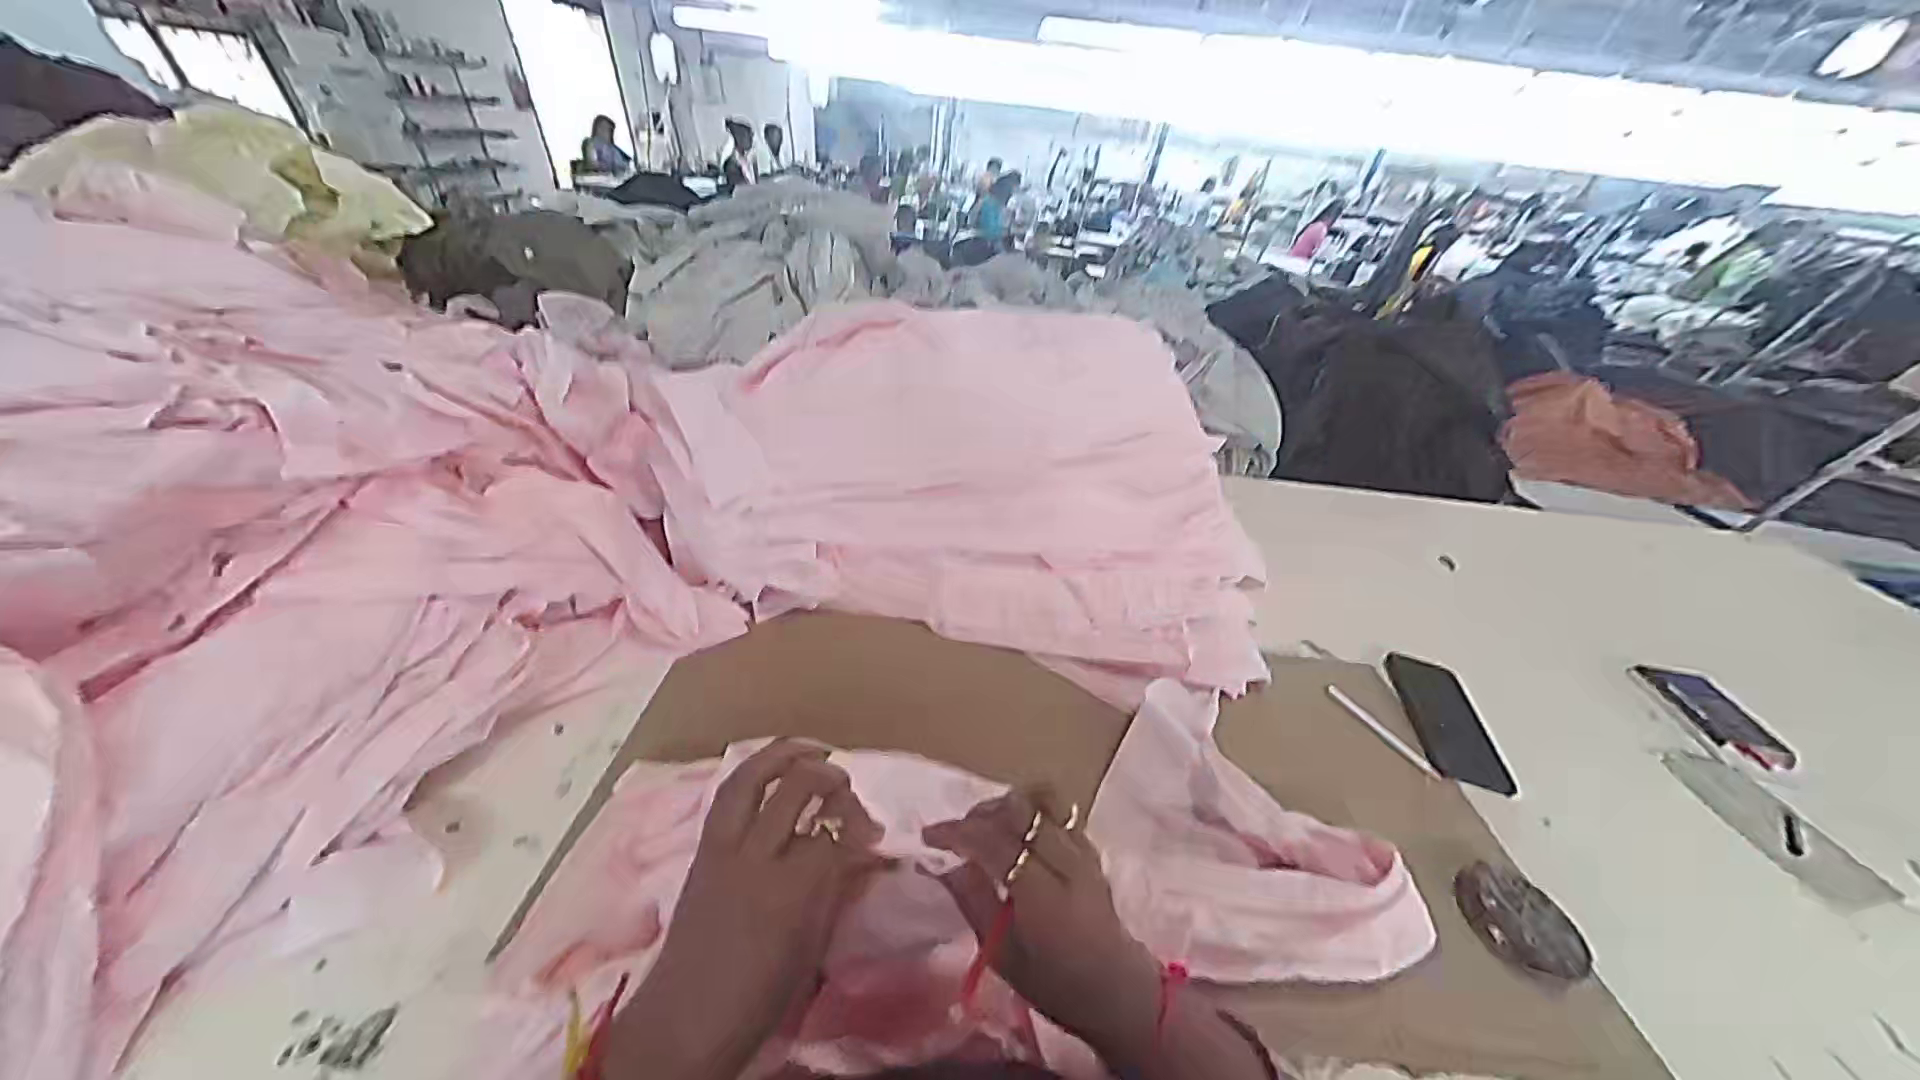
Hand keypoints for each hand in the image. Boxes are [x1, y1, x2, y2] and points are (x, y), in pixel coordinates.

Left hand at [606, 741, 884, 1079]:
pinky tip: (772, 770)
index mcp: (789, 891)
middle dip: (827, 775)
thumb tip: (859, 849)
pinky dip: (753, 774)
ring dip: (782, 754)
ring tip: (810, 749)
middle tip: (844, 780)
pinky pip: (728, 796)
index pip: (834, 832)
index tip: (871, 831)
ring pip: (751, 778)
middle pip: (795, 789)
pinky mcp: (701, 850)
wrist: (684, 1023)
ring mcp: (722, 848)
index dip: (858, 825)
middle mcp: (754, 857)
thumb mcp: (813, 945)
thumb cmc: (759, 994)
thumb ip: (835, 887)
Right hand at [925, 790, 1274, 1079]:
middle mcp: (1067, 863)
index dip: (957, 832)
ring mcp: (1083, 849)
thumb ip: (973, 902)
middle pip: (1018, 809)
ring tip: (989, 826)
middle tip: (959, 835)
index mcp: (1043, 897)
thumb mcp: (1003, 956)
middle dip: (979, 814)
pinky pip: (1059, 809)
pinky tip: (1019, 832)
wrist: (1118, 990)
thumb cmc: (1056, 984)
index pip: (995, 843)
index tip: (930, 836)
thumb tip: (944, 864)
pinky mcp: (1091, 845)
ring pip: (1042, 797)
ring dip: (1008, 805)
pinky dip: (1032, 810)